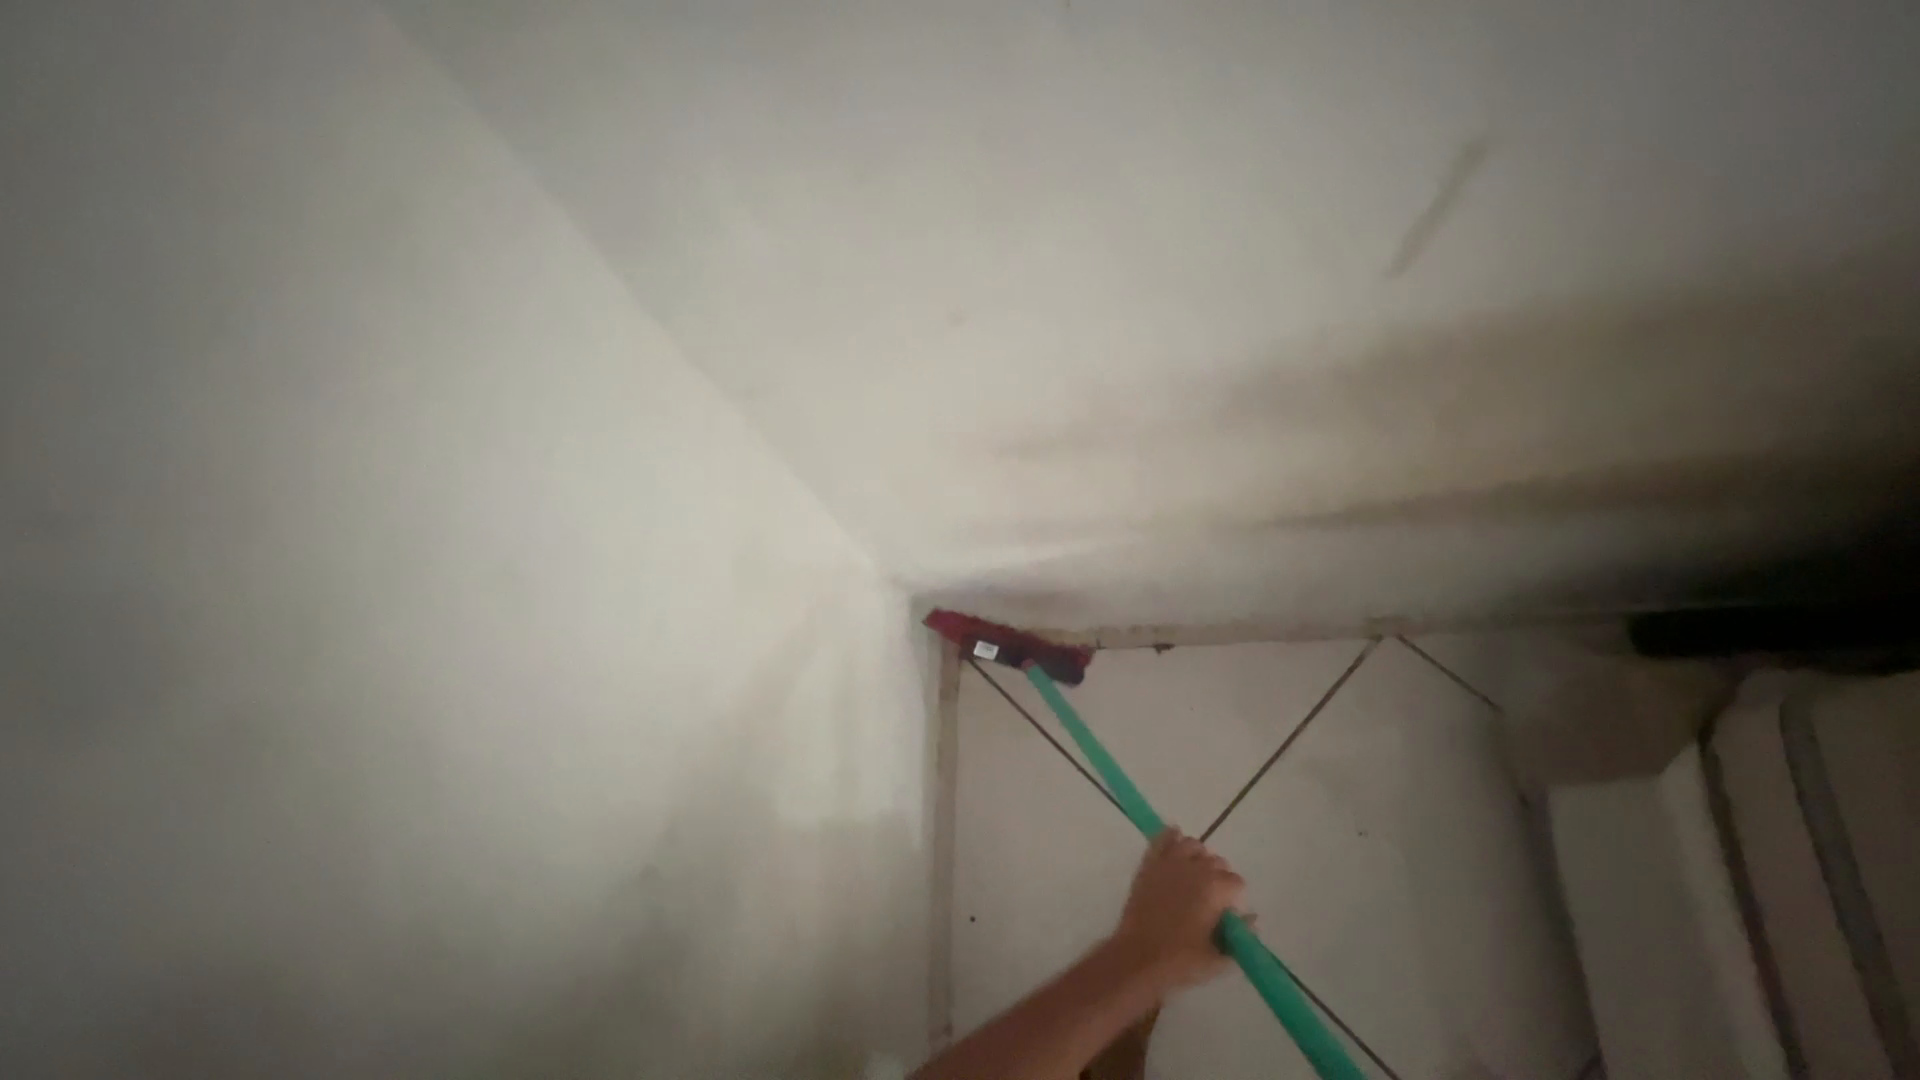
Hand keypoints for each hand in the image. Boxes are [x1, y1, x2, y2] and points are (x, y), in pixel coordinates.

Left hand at [1109, 827, 1246, 988]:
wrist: (1139, 956)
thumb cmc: (1181, 960)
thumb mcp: (1219, 957)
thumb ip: (1239, 937)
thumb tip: (1251, 920)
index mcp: (1215, 889)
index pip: (1236, 882)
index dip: (1234, 897)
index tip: (1226, 912)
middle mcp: (1195, 868)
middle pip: (1216, 861)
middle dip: (1218, 876)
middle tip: (1210, 898)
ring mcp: (1169, 863)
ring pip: (1192, 844)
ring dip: (1198, 855)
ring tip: (1194, 873)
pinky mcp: (1149, 864)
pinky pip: (1161, 839)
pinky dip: (1170, 836)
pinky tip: (1174, 839)